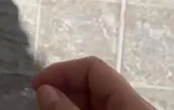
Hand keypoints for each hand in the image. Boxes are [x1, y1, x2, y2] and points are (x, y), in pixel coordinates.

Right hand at [32, 58, 154, 109]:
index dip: (62, 70)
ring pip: (97, 104)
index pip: (93, 67)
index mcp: (134, 102)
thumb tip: (43, 89)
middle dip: (64, 89)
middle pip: (94, 85)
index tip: (37, 85)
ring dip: (70, 104)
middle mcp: (136, 106)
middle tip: (42, 103)